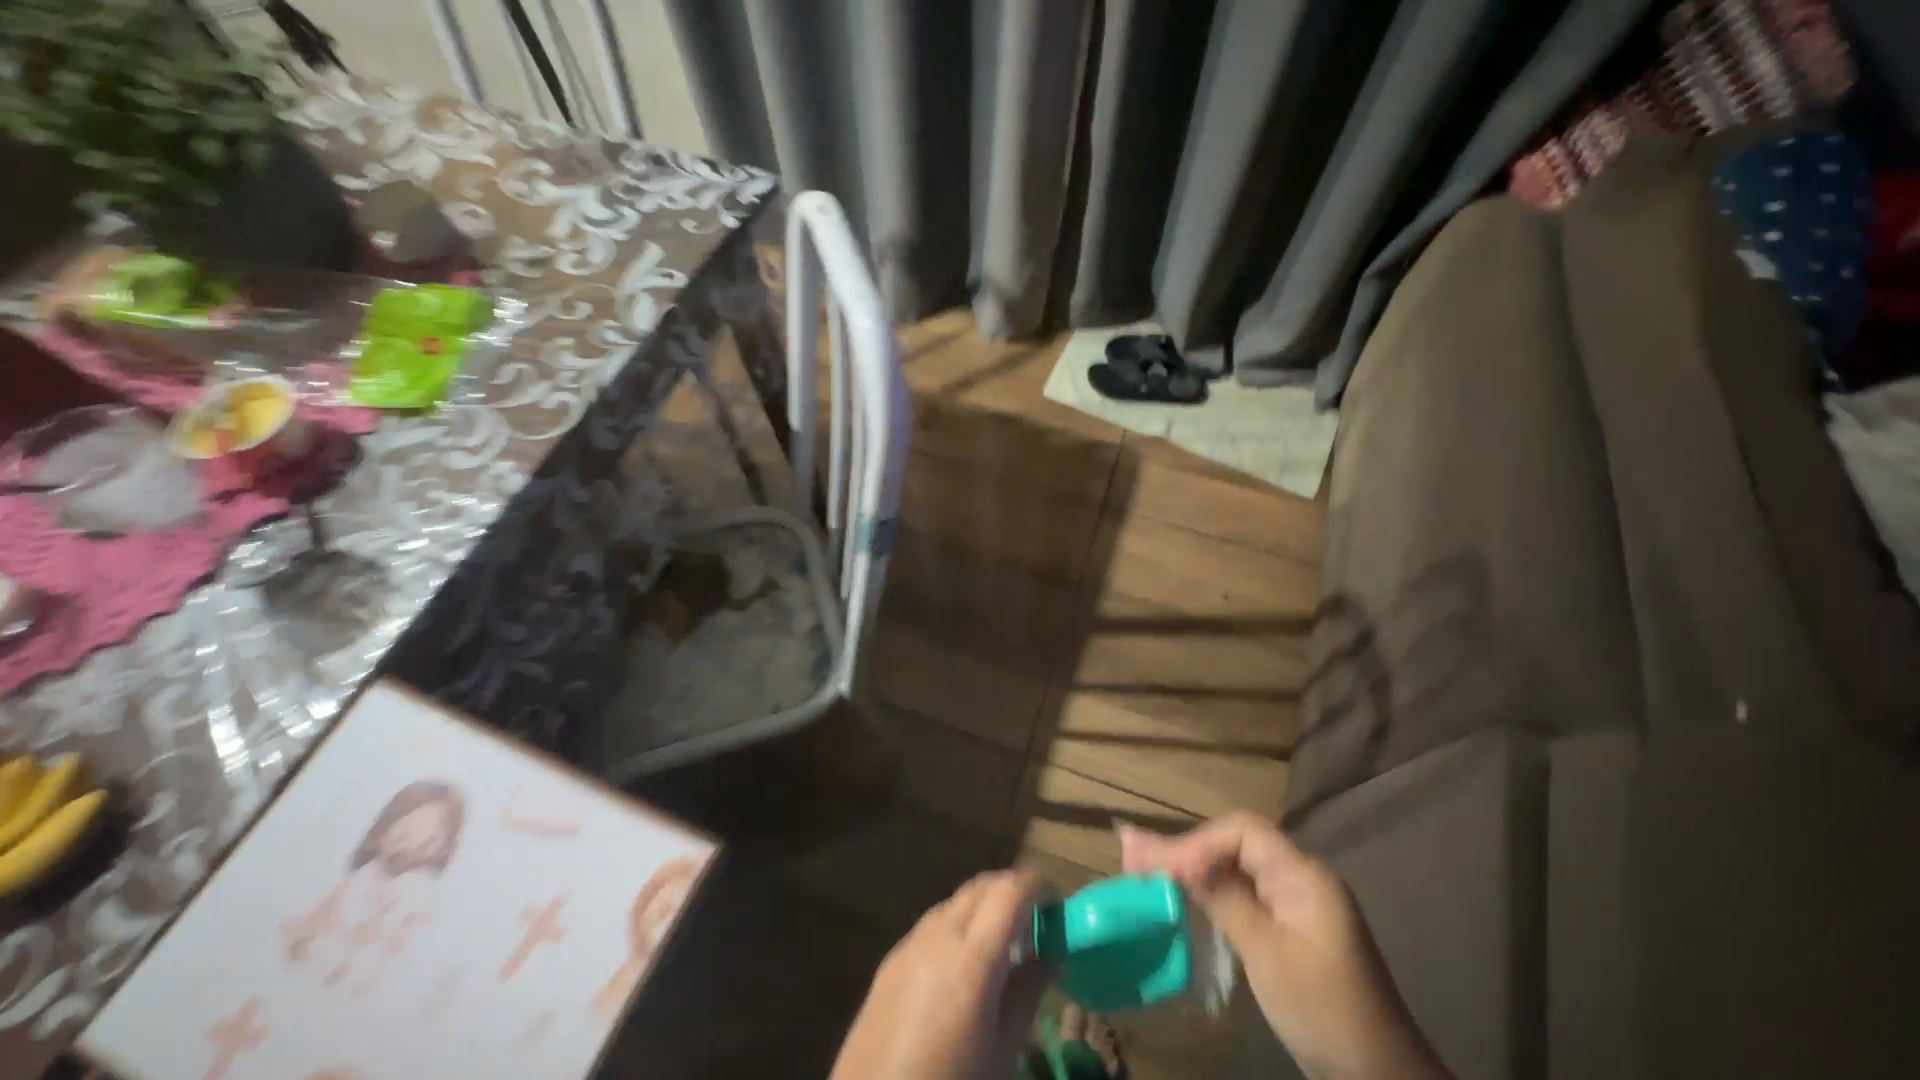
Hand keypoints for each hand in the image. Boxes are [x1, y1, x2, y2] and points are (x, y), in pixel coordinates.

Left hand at [830, 870, 1049, 1079]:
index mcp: (971, 959)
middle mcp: (936, 939)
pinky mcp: (888, 964)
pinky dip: (956, 925)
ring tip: (1004, 940)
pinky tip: (964, 962)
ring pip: (953, 903)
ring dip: (982, 906)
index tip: (1058, 901)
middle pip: (979, 887)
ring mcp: (907, 948)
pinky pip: (930, 926)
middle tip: (1038, 918)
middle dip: (1012, 890)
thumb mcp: (1003, 1049)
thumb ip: (1028, 992)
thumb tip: (1052, 953)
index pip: (1009, 892)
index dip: (1037, 886)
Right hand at [1121, 814, 1449, 1079]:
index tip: (1153, 868)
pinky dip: (1211, 894)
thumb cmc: (1321, 1009)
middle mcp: (1302, 878)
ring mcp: (1298, 904)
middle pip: (1236, 845)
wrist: (1379, 1073)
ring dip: (1193, 870)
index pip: (1241, 832)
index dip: (1195, 842)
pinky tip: (1183, 899)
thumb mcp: (1266, 953)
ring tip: (1143, 873)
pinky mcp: (1292, 929)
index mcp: (1304, 875)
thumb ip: (1223, 898)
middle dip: (1185, 851)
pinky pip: (1245, 895)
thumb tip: (1172, 855)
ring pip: (1237, 869)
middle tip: (1131, 862)